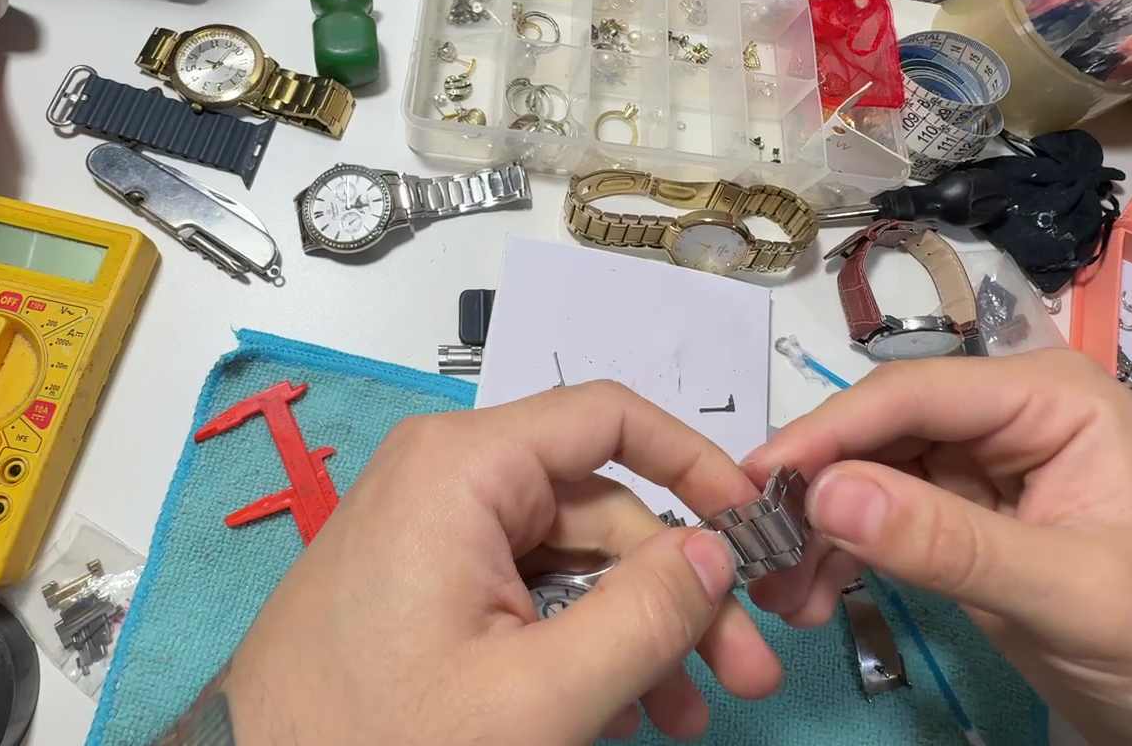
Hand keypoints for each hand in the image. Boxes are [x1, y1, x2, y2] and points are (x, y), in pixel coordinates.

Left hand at [217, 382, 782, 743]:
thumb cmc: (379, 741)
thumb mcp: (534, 697)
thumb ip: (644, 617)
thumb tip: (719, 549)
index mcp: (466, 463)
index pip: (605, 417)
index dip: (691, 460)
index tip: (751, 524)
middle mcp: (454, 471)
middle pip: (598, 504)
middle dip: (675, 585)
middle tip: (745, 669)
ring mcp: (443, 520)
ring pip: (572, 554)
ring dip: (637, 625)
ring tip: (687, 713)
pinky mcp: (435, 566)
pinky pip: (532, 583)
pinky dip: (582, 635)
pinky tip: (623, 706)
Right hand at [744, 349, 1131, 745]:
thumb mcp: (1078, 599)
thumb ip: (947, 543)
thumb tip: (822, 494)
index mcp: (1045, 397)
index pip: (910, 395)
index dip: (827, 432)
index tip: (756, 479)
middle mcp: (1000, 415)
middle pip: (877, 433)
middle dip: (816, 491)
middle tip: (757, 544)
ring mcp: (977, 466)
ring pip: (866, 476)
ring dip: (819, 530)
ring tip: (781, 588)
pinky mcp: (959, 515)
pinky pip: (880, 519)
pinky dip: (841, 554)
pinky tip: (813, 591)